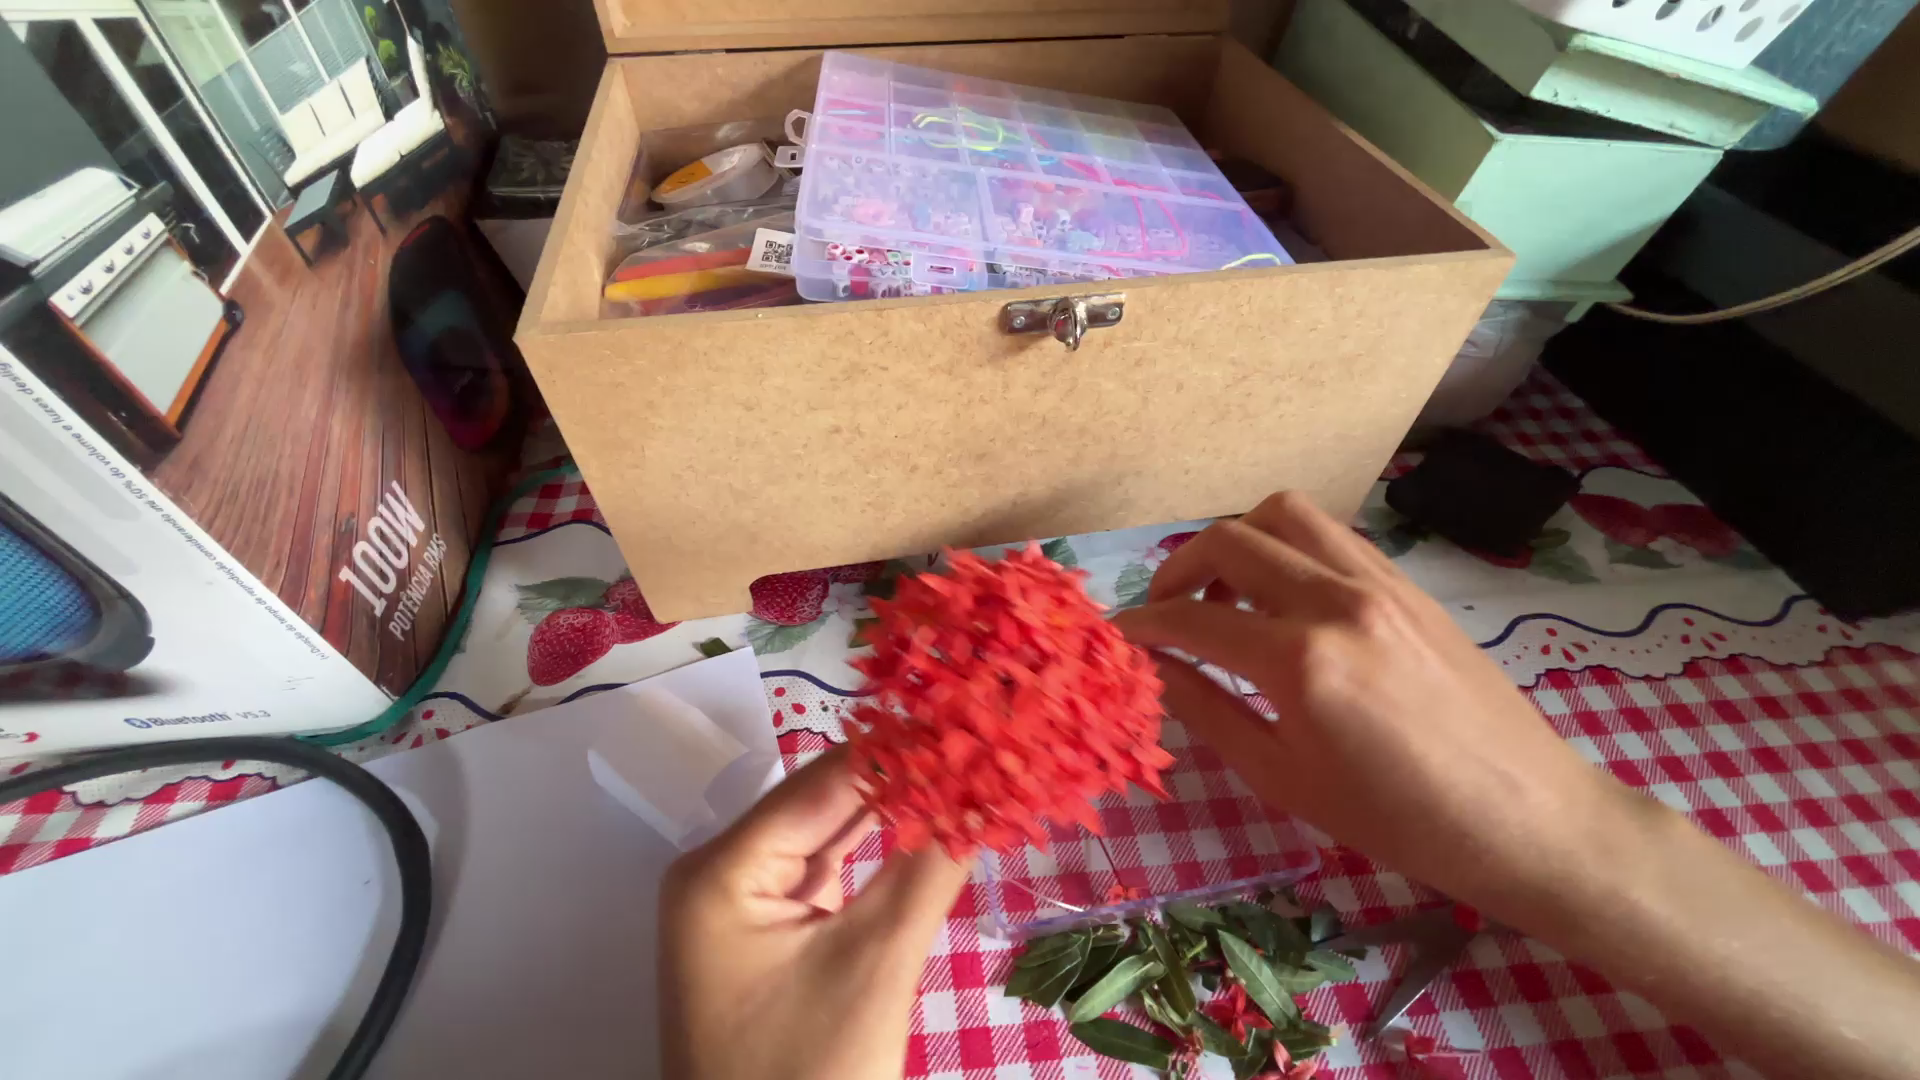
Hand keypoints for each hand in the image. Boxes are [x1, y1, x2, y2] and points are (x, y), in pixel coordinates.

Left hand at [657, 747, 970, 1079]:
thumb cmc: (808, 1078)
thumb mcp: (874, 966)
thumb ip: (928, 868)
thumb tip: (983, 790)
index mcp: (723, 869)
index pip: (825, 782)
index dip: (900, 750)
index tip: (963, 719)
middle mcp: (724, 871)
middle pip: (825, 803)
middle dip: (902, 778)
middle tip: (972, 743)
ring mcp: (744, 902)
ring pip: (831, 834)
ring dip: (896, 810)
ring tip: (960, 769)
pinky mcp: (771, 930)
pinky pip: (829, 871)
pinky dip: (880, 852)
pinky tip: (928, 823)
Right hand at [1115, 494, 1919, 1079]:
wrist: (1527, 817)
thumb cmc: (1394, 818)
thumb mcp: (1280, 776)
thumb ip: (1205, 709)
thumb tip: (1154, 667)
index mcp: (1300, 659)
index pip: (1191, 619)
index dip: (1142, 624)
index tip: (1118, 634)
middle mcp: (1335, 599)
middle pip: (1228, 540)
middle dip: (1176, 569)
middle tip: (1165, 611)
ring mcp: (1377, 580)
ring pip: (1280, 515)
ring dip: (1234, 543)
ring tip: (1224, 594)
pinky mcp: (1404, 582)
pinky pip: (1326, 535)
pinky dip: (1284, 548)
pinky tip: (1282, 598)